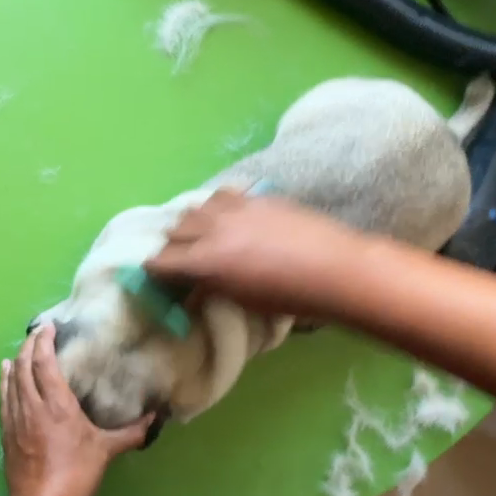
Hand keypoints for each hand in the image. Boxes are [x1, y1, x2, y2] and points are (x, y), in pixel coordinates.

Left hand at [0, 326, 152, 495]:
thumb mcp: (106, 451)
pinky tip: (5, 374)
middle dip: (29, 345)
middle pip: (23, 366)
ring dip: (16, 360)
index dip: (44, 341)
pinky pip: (3, 398)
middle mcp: (32, 406)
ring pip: (11, 380)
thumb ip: (131, 432)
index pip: (44, 363)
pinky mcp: (6, 432)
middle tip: (38, 333)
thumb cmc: (76, 475)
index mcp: (56, 405)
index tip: (49, 327)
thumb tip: (156, 418)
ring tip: (22, 348)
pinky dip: (5, 381)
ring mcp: (15, 419)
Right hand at [146, 190, 370, 318]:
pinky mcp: (258, 198)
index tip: (162, 278)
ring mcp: (235, 209)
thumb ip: (210, 288)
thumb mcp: (241, 300)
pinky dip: (218, 207)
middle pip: (174, 229)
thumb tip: (193, 289)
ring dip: (194, 222)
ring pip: (196, 207)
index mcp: (205, 261)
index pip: (160, 260)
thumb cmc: (289, 298)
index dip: (157, 270)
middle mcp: (212, 230)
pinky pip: (224, 195)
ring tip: (205, 234)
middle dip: (173, 245)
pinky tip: (230, 218)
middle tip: (184, 259)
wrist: (338, 270)